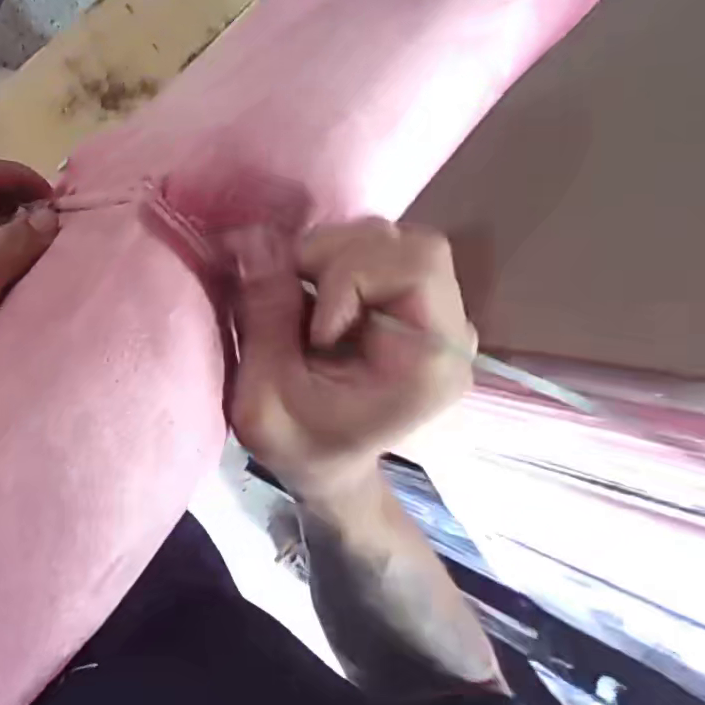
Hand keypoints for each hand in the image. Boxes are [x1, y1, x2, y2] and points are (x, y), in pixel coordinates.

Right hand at [230, 219, 473, 511]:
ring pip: (394, 240)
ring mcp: (438, 314)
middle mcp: (450, 334)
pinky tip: (316, 294)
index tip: (312, 331)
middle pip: (410, 246)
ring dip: (333, 254)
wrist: (330, 464)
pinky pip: (382, 252)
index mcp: (428, 366)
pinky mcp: (415, 303)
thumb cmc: (299, 446)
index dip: (350, 277)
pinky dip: (338, 259)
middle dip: (336, 256)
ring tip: (301, 294)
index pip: (415, 268)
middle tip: (293, 292)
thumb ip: (264, 316)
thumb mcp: (262, 397)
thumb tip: (255, 240)